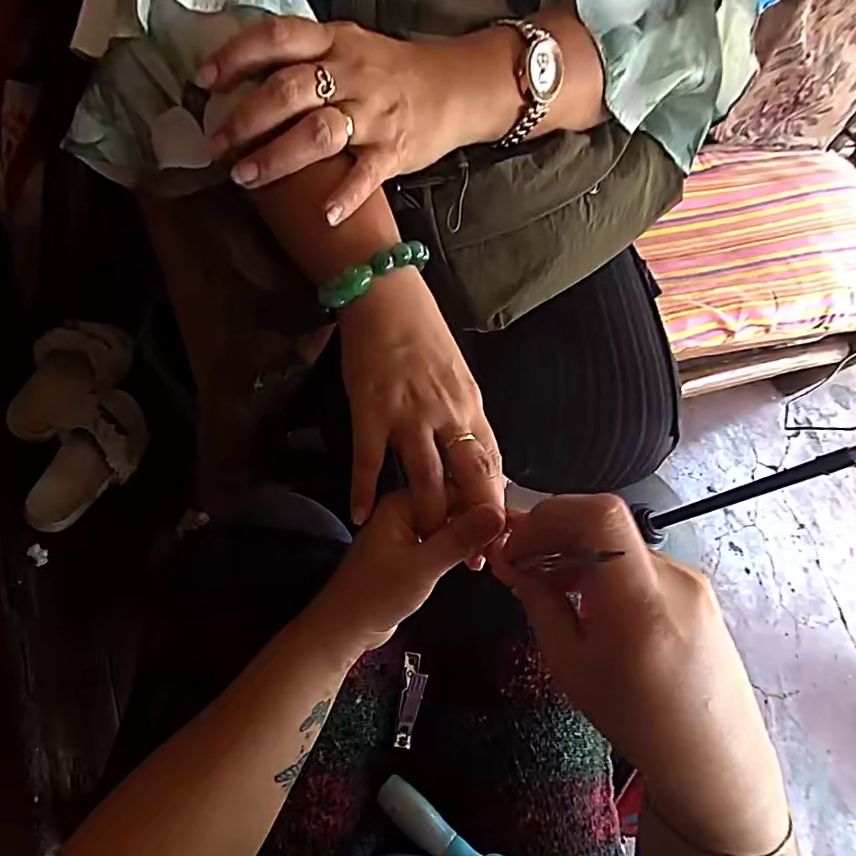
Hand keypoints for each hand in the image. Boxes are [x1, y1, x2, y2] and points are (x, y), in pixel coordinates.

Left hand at [199, 16, 484, 223]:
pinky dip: (345, 197)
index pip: (277, 38)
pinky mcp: (394, 149)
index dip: (236, 58)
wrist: (456, 87)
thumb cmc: (390, 74)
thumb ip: (303, 62)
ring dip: (277, 158)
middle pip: (289, 90)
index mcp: (334, 42)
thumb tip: (245, 84)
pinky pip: (366, 175)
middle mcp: (351, 73)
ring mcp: (374, 112)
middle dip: (246, 120)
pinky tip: (325, 216)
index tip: (205, 83)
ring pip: (318, 133)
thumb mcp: (347, 50)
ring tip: (246, 178)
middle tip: (217, 146)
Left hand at [306, 488, 505, 653]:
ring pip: (450, 525)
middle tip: (504, 543)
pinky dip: (459, 550)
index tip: (510, 523)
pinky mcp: (410, 552)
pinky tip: (475, 562)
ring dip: (471, 538)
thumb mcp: (423, 565)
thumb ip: (460, 538)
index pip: (453, 489)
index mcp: (401, 503)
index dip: (484, 504)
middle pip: (453, 505)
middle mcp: (403, 512)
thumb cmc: (374, 595)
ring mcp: (407, 532)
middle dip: (480, 523)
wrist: (345, 625)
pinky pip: (441, 542)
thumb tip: (497, 513)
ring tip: (492, 556)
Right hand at [339, 274, 503, 533]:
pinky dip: (363, 491)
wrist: (385, 296)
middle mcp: (448, 414)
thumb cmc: (420, 330)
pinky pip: (370, 460)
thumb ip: (463, 412)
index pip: (492, 463)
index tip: (497, 533)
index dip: (496, 503)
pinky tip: (358, 516)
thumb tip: (469, 446)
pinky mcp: (372, 412)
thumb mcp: (455, 372)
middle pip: (469, 478)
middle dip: (475, 522)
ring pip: (425, 477)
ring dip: (426, 516)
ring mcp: (410, 415)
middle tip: (475, 559)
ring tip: (422, 543)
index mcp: (470, 404)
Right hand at [487, 494, 789, 855]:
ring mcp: (688, 582)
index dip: (548, 515)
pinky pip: (634, 560)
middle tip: (515, 560)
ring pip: (616, 540)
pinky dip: (597, 564)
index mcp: (639, 601)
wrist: (712, 756)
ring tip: (542, 580)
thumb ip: (540, 603)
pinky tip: (578, 593)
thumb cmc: (636, 718)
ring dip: (570, 548)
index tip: (516, 543)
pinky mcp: (693, 590)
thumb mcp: (569, 662)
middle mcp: (672, 579)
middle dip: (549, 531)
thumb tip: (514, 564)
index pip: (599, 515)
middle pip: (602, 522)